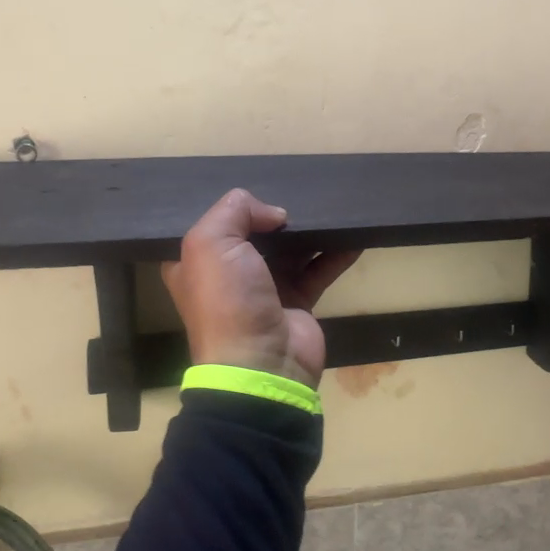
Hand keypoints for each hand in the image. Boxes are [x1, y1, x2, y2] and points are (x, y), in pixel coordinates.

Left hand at [162, 189, 360, 388]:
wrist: (262, 365)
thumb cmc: (228, 300)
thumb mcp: (212, 243)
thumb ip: (235, 210)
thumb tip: (275, 213)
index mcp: (195, 262)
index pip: (212, 224)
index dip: (231, 205)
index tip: (256, 185)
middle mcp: (227, 274)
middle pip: (254, 233)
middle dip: (274, 213)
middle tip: (301, 190)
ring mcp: (264, 289)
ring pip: (289, 249)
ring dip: (309, 230)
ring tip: (330, 206)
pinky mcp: (297, 302)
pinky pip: (318, 269)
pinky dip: (335, 253)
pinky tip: (354, 235)